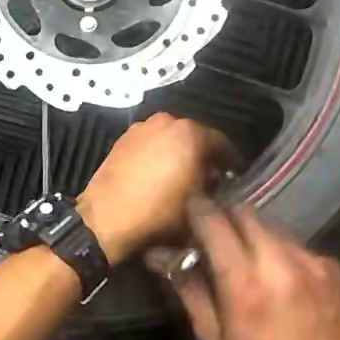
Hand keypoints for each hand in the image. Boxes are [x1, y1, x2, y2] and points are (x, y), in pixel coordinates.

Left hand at [77, 114, 230, 264]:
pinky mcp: (123, 138)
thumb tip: (214, 179)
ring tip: (182, 176)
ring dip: (179, 152)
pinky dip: (158, 153)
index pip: (222, 143)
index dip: (231, 161)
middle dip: (203, 155)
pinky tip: (158, 173)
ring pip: (170, 137)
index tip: (234, 176)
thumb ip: (213, 186)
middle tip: (209, 177)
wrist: (106, 218)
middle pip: (194, 136)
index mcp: (190, 132)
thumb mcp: (198, 204)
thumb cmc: (158, 212)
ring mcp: (142, 127)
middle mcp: (166, 121)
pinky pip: (150, 142)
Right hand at [162, 200, 339, 339]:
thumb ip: (191, 291)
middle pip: (244, 213)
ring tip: (244, 260)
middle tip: (212, 235)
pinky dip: (278, 251)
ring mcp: (311, 262)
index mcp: (246, 287)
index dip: (197, 210)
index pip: (215, 223)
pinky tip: (278, 279)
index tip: (187, 210)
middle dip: (224, 216)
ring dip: (251, 233)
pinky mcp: (331, 267)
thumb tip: (161, 256)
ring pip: (270, 225)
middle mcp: (280, 265)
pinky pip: (294, 244)